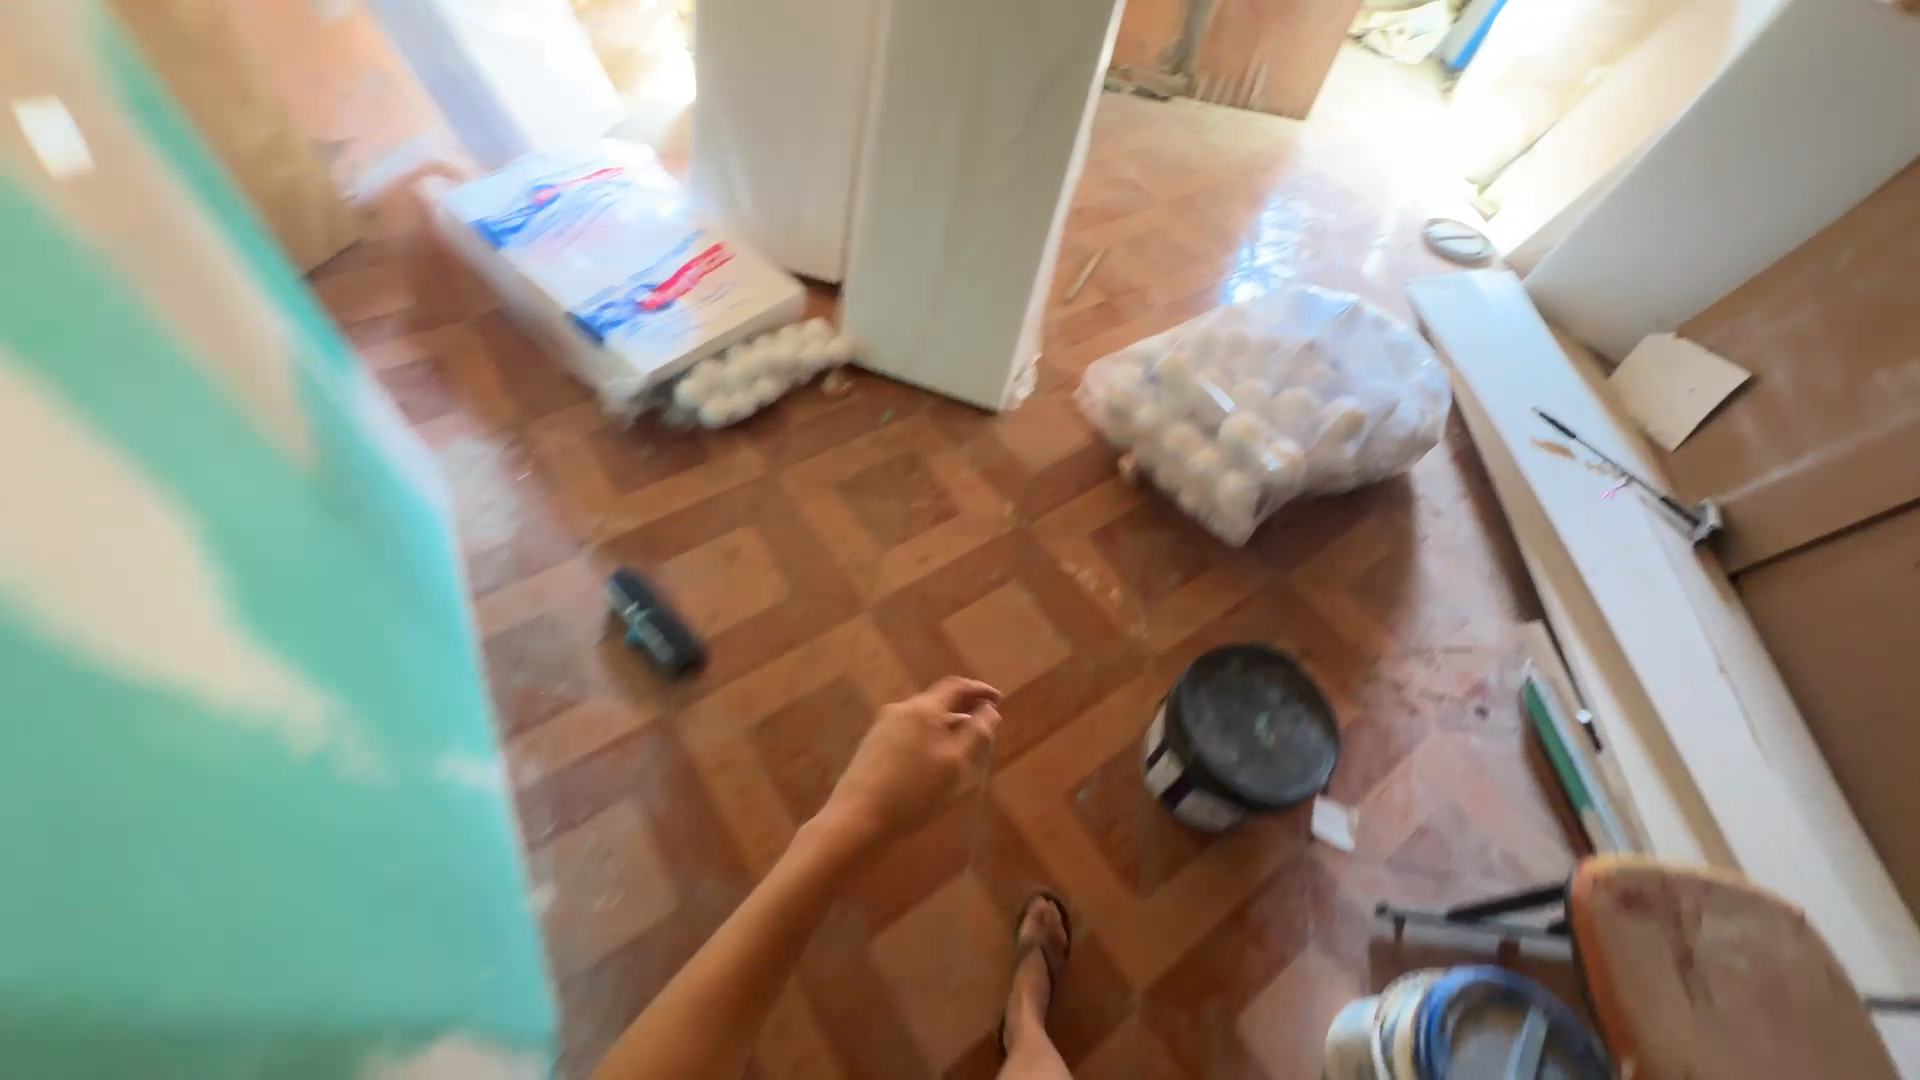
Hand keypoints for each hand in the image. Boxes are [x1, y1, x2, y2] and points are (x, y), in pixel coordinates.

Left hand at [817, 677, 1002, 856]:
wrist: (856, 818)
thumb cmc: (913, 792)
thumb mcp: (954, 765)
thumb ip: (976, 734)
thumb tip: (990, 711)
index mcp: (922, 709)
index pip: (955, 686)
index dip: (979, 690)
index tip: (998, 700)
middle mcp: (901, 710)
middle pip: (938, 699)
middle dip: (964, 707)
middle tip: (984, 721)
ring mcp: (883, 726)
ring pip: (923, 716)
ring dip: (947, 722)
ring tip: (964, 741)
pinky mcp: (873, 745)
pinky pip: (910, 730)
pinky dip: (930, 734)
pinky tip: (935, 756)